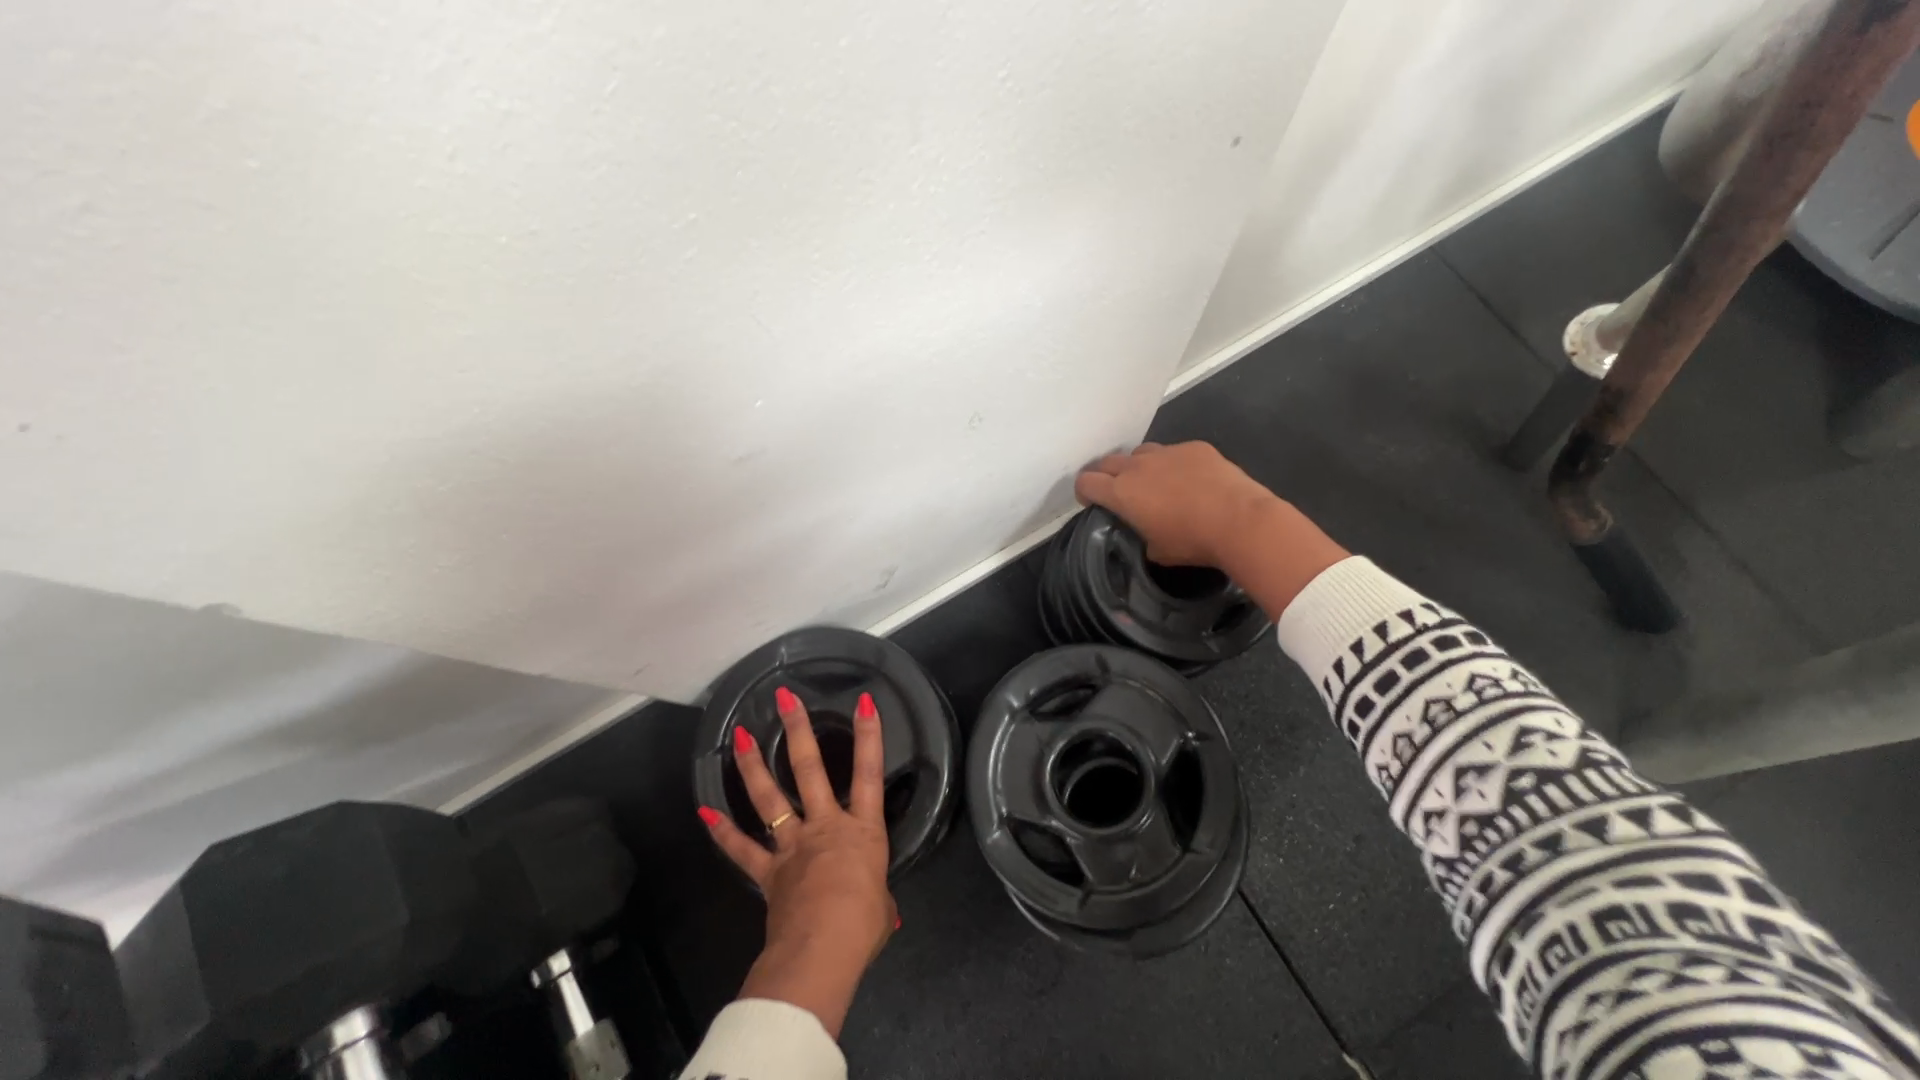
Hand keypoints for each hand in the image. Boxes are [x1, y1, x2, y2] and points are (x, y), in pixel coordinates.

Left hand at [700, 687, 895, 1038]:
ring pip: (770, 796)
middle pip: (810, 769)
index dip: (870, 736)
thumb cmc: (862, 926)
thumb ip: (874, 892)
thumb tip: (872, 902)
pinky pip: (741, 848)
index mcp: (863, 832)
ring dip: (753, 764)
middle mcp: (826, 826)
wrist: (821, 950)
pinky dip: (723, 831)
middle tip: (785, 698)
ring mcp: (792, 845)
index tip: (864, 701)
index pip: (870, 774)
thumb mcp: (883, 906)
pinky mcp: (768, 871)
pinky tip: (705, 811)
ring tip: (740, 735)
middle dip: (799, 730)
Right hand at [1075, 441, 1349, 617]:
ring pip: (1141, 453)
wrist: (1240, 521)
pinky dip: (1173, 465)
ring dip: (1139, 467)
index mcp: (1122, 492)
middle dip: (1106, 476)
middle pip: (1107, 461)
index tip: (1093, 504)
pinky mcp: (1195, 447)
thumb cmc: (1192, 542)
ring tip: (1154, 485)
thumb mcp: (1155, 551)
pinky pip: (1174, 453)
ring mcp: (1168, 452)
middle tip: (1117, 493)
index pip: (1085, 482)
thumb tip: (1141, 530)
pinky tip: (1190, 482)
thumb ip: (1138, 534)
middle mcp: (1138, 466)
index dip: (1084, 493)